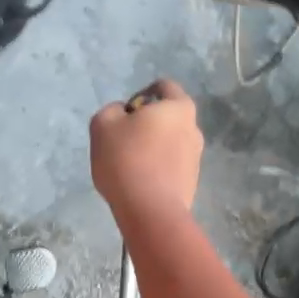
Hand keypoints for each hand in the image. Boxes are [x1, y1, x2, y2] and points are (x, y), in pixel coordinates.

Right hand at [90, 78, 203, 224]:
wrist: (149, 210)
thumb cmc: (126, 159)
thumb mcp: (103, 124)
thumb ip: (112, 111)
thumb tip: (124, 114)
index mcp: (179, 107)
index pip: (163, 87)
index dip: (140, 95)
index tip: (125, 115)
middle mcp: (194, 128)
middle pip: (167, 118)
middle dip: (146, 125)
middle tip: (122, 142)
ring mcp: (196, 158)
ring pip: (169, 144)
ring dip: (151, 149)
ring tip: (129, 167)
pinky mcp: (191, 183)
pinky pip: (170, 167)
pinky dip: (156, 170)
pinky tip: (139, 184)